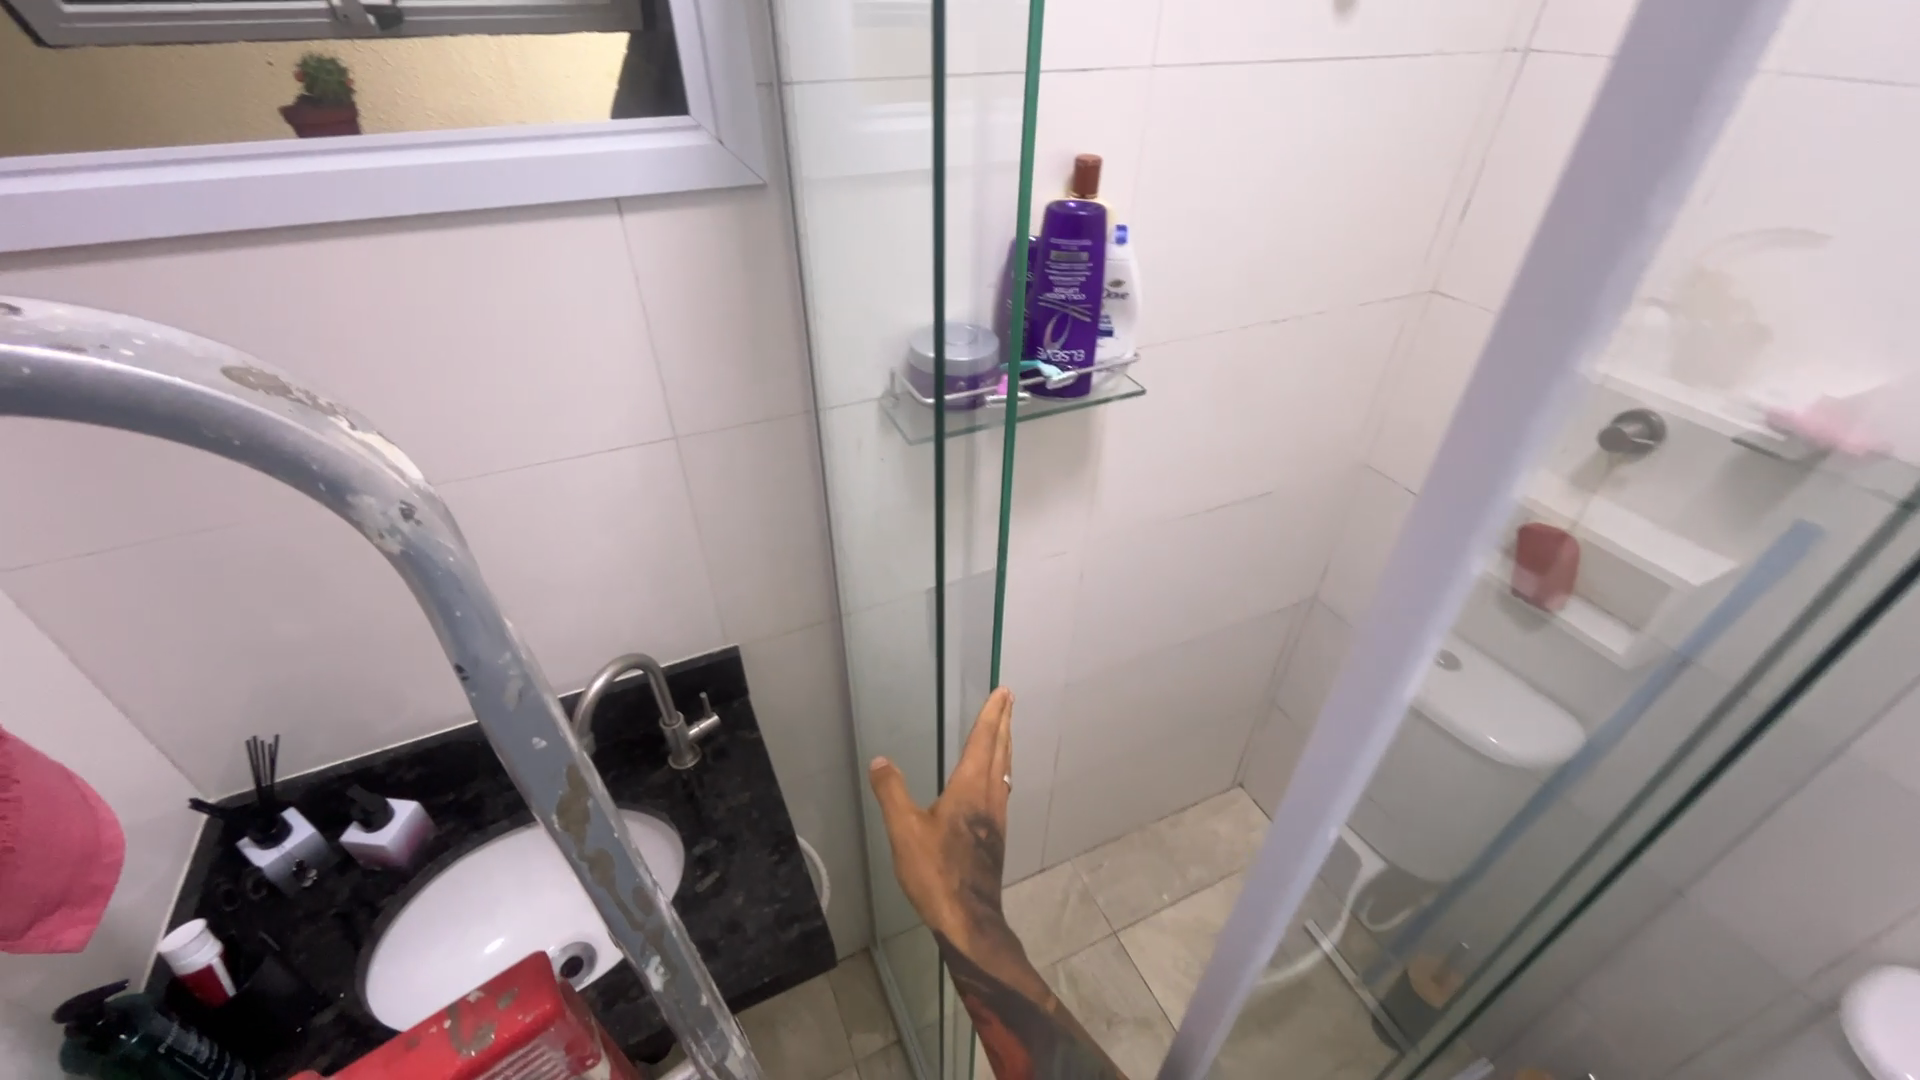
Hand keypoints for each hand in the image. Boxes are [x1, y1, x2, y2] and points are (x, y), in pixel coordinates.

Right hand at [867, 687, 1013, 951]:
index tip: (1004, 692)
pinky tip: (996, 780)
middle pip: (1000, 751)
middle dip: (1003, 723)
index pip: (983, 741)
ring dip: (1004, 745)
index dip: (992, 715)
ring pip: (1004, 769)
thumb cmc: (936, 872)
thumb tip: (880, 760)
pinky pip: (1002, 787)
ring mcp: (997, 817)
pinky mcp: (996, 836)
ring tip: (1004, 732)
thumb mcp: (904, 831)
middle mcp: (989, 796)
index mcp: (970, 788)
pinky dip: (1001, 768)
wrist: (969, 919)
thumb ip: (892, 793)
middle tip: (1009, 700)